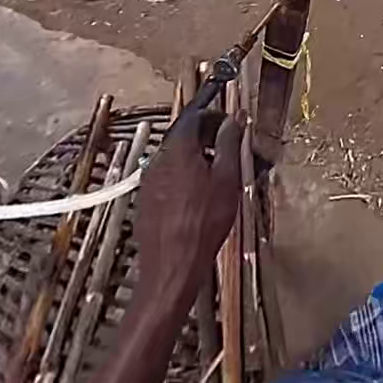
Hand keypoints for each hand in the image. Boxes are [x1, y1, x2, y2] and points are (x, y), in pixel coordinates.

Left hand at [136, 110, 244, 288]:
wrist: (172, 268)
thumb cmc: (204, 220)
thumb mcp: (226, 177)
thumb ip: (229, 142)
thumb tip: (235, 117)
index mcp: (177, 147)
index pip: (194, 114)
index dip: (214, 114)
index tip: (231, 121)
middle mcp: (158, 158)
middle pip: (183, 133)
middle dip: (208, 133)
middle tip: (229, 144)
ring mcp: (150, 180)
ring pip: (176, 155)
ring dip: (197, 153)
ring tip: (219, 169)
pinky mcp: (147, 199)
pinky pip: (168, 174)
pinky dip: (186, 172)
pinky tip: (201, 192)